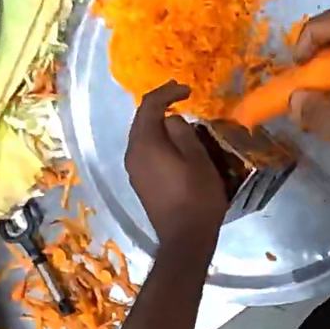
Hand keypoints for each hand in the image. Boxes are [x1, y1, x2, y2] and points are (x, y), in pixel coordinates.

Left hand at [126, 82, 226, 251]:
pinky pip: (145, 152)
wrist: (185, 238)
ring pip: (142, 137)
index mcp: (144, 143)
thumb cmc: (196, 196)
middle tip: (183, 98)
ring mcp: (133, 170)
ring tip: (181, 120)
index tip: (188, 90)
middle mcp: (132, 153)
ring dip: (159, 125)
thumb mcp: (197, 158)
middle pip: (142, 120)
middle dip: (161, 106)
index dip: (167, 92)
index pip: (149, 106)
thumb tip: (171, 120)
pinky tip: (174, 145)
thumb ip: (182, 132)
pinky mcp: (140, 182)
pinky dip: (158, 141)